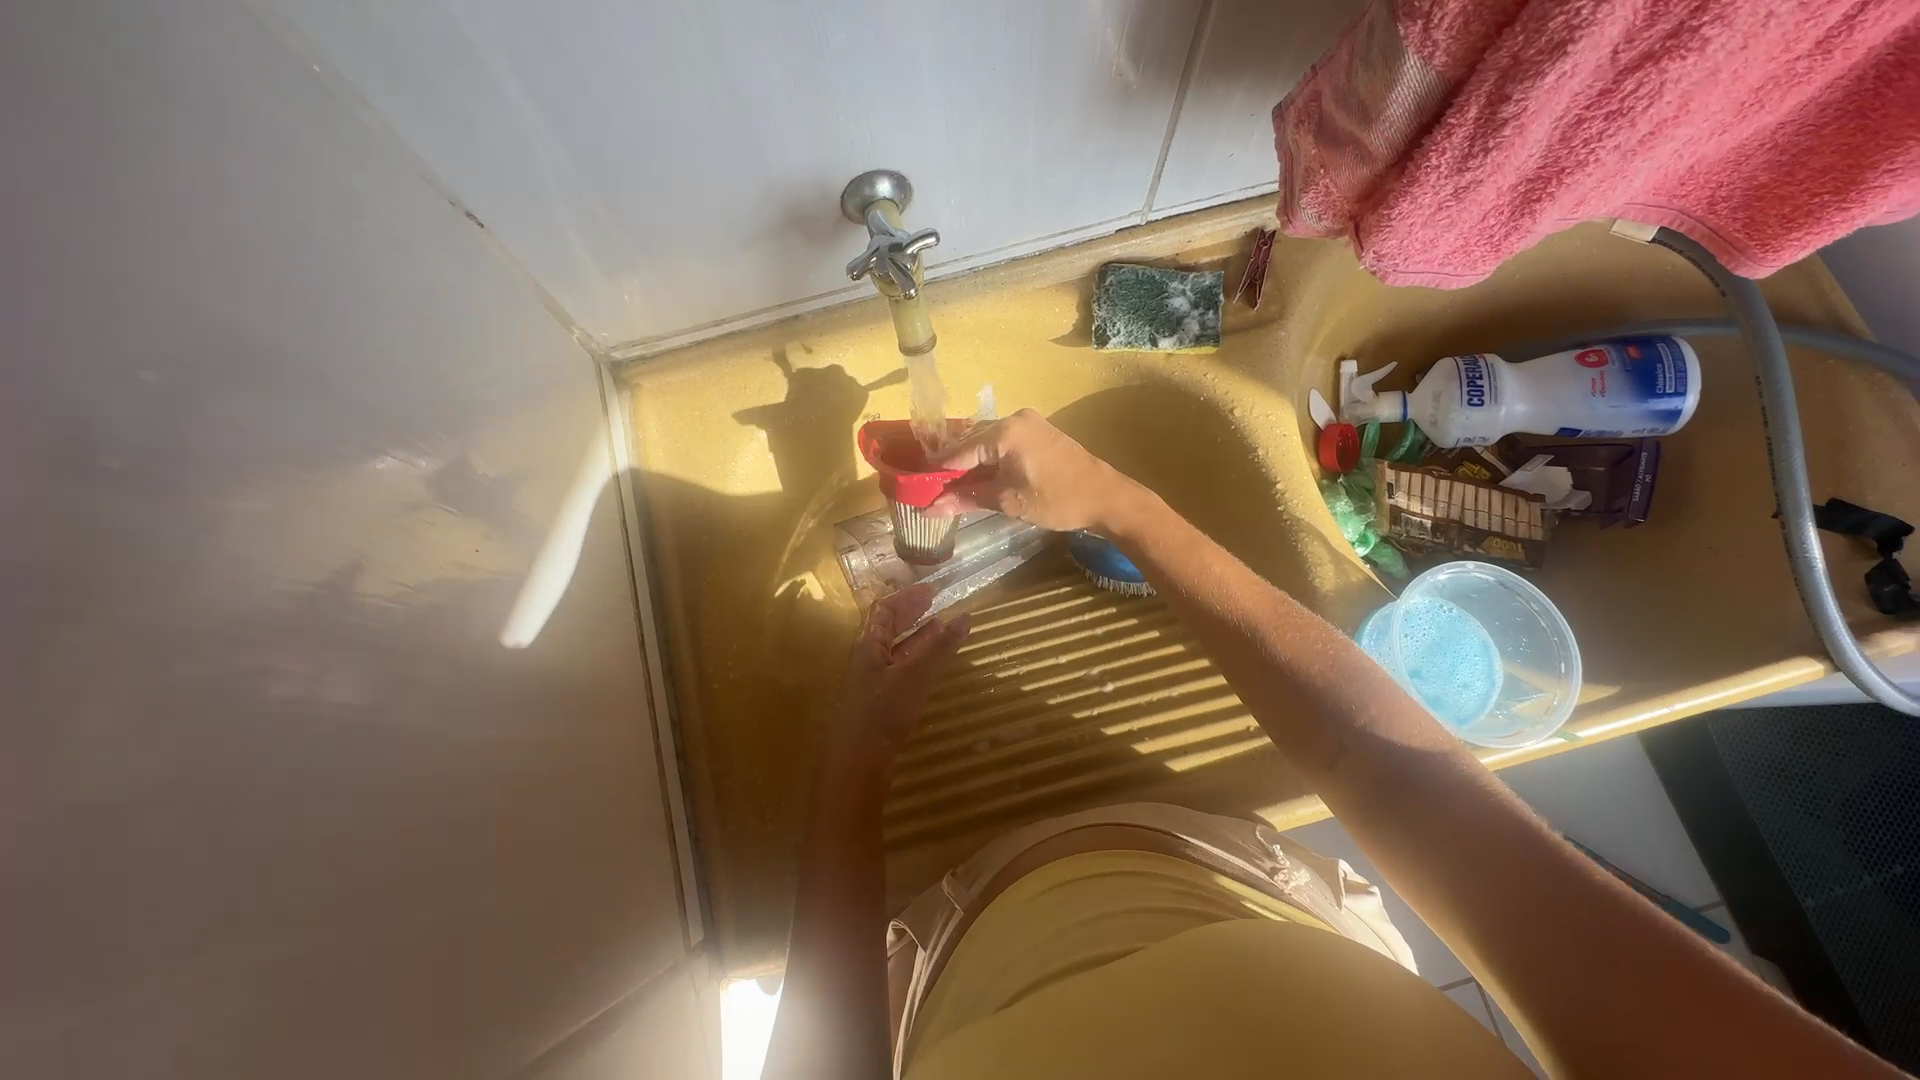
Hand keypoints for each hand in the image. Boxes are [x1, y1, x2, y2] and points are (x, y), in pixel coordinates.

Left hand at [825, 585, 969, 785]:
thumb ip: (939, 647)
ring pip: (895, 650)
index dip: (906, 597)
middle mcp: (867, 659)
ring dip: (917, 637)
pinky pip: (900, 671)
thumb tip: (965, 616)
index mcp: (868, 645)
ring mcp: (872, 682)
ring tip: (941, 629)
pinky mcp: (879, 704)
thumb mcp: (914, 676)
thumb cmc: (881, 712)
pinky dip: (917, 661)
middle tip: (936, 604)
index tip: (931, 590)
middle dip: (911, 614)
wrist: (855, 763)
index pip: (883, 609)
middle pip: (887, 628)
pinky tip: (931, 667)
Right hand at [926, 408, 1144, 532]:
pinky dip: (990, 461)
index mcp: (1004, 432)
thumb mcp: (1008, 501)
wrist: (1107, 498)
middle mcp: (1014, 418)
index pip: (958, 452)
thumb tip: (930, 507)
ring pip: (986, 443)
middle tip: (932, 492)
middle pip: (970, 443)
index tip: (917, 488)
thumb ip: (966, 499)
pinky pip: (1003, 443)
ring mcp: (1029, 423)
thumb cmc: (1057, 500)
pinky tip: (981, 479)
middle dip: (952, 468)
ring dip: (971, 466)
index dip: (936, 473)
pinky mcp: (1039, 432)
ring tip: (954, 490)